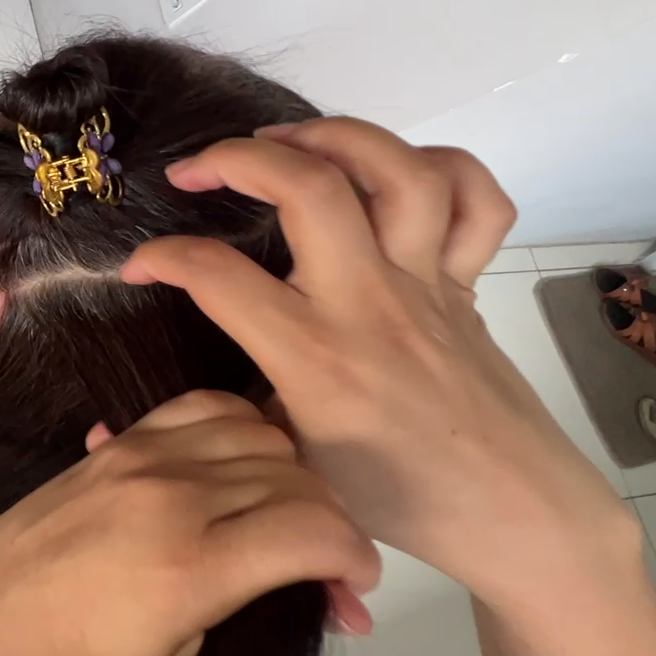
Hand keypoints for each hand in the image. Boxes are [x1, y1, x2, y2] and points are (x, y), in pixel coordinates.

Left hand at [0, 391, 379, 655]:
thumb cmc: (79, 647)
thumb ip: (256, 614)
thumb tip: (324, 595)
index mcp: (193, 564)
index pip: (315, 529)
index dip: (356, 557)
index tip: (350, 583)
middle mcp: (172, 496)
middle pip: (294, 475)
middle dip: (330, 518)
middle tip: (318, 559)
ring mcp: (141, 457)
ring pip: (253, 428)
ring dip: (287, 467)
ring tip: (279, 509)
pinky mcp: (119, 442)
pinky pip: (196, 405)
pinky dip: (234, 423)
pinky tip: (236, 459)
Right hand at [122, 118, 637, 610]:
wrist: (518, 519)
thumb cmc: (388, 497)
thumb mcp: (280, 457)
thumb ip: (229, 404)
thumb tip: (171, 393)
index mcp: (310, 354)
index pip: (213, 274)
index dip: (159, 258)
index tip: (137, 267)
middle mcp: (369, 303)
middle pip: (310, 188)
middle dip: (236, 158)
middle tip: (193, 169)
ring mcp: (427, 285)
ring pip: (399, 172)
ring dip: (331, 136)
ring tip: (281, 140)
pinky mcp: (468, 284)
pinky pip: (475, 200)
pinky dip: (435, 166)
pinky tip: (382, 173)